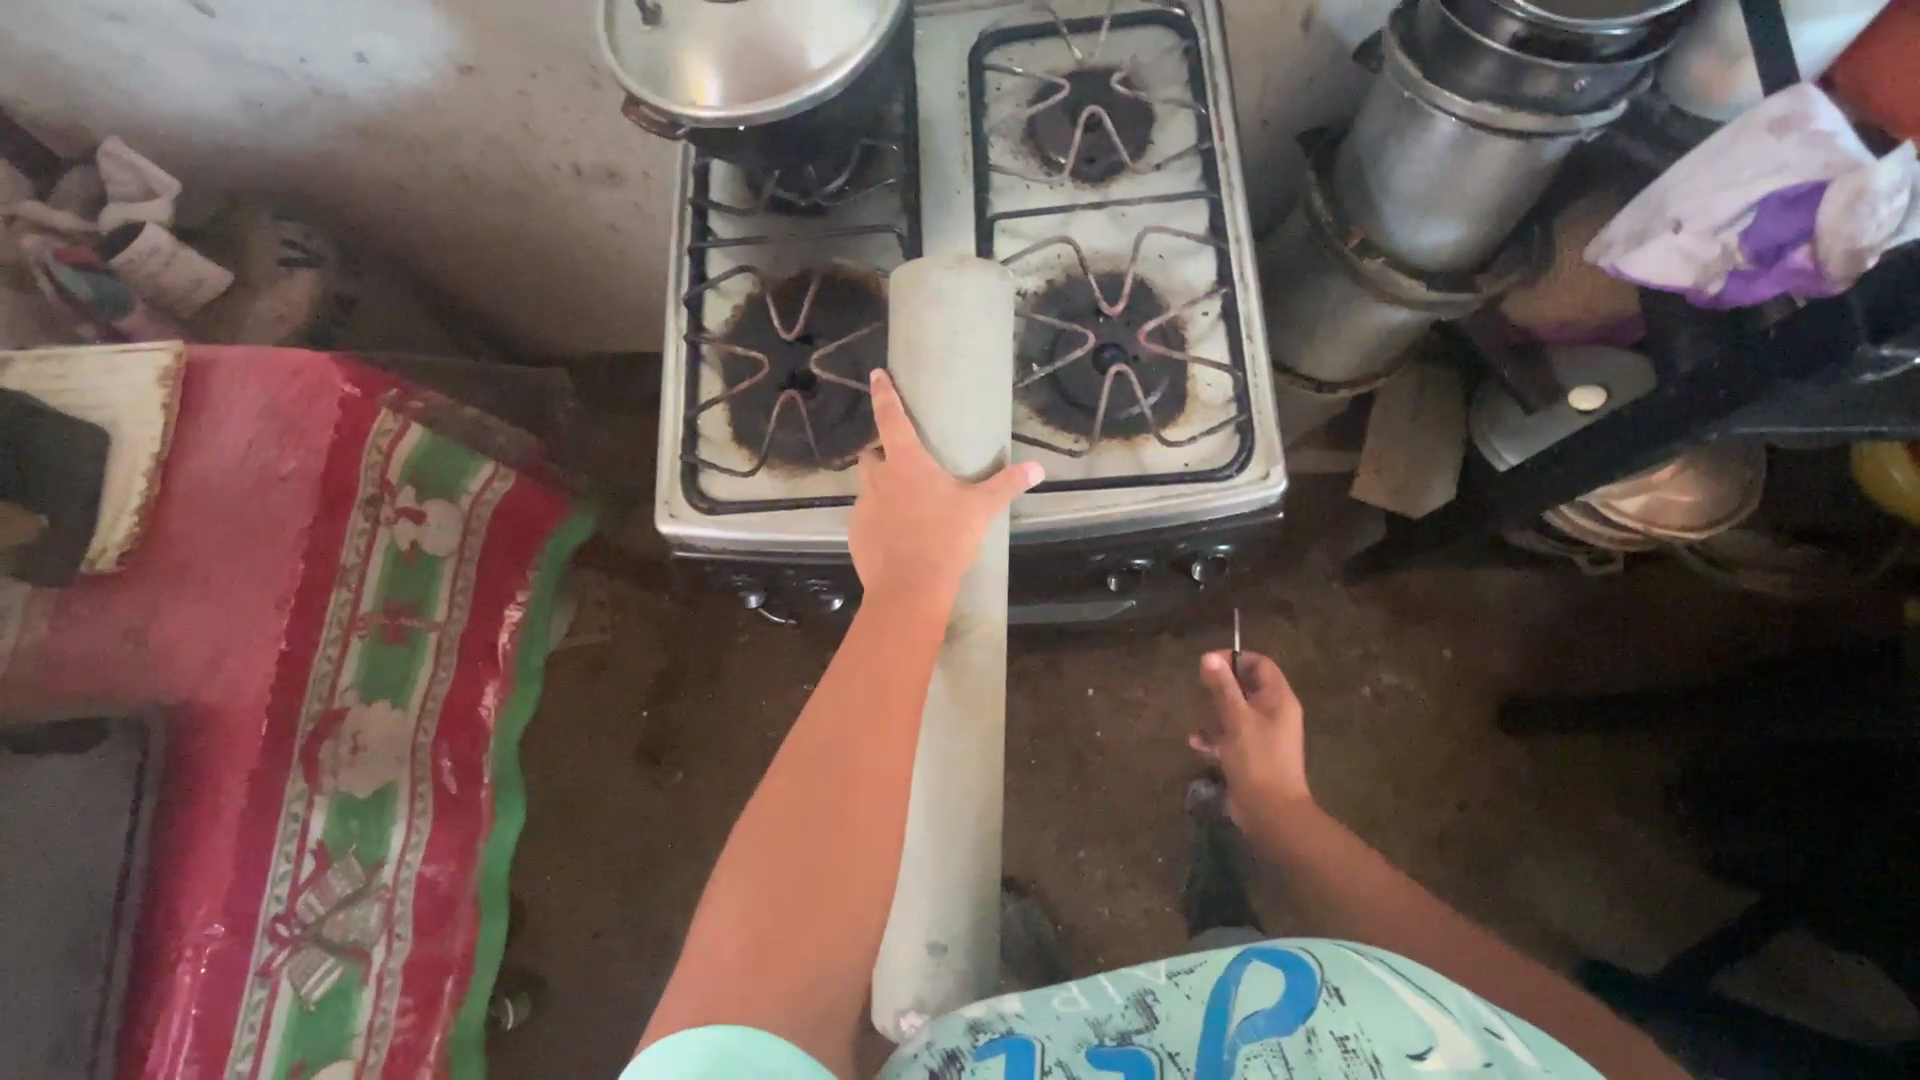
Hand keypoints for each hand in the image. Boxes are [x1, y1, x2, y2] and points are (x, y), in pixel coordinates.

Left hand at [850, 369, 1042, 598]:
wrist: (910, 588)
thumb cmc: (946, 539)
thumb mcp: (981, 509)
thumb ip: (1006, 485)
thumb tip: (1038, 468)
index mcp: (906, 463)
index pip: (891, 418)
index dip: (884, 394)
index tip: (876, 375)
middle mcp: (878, 479)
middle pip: (871, 455)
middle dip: (882, 455)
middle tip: (903, 466)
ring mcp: (863, 507)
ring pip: (868, 488)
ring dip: (882, 490)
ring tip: (905, 507)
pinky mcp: (856, 534)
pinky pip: (866, 519)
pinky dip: (878, 521)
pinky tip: (897, 537)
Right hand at [1191, 650, 1311, 827]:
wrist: (1271, 812)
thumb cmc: (1257, 760)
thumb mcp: (1237, 719)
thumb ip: (1223, 687)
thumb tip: (1209, 657)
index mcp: (1279, 700)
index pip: (1260, 665)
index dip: (1235, 659)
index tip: (1209, 664)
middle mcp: (1274, 714)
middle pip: (1247, 687)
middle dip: (1222, 687)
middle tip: (1200, 689)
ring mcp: (1263, 736)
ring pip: (1236, 712)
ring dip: (1215, 713)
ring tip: (1200, 718)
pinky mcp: (1251, 755)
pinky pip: (1231, 737)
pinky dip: (1214, 738)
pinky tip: (1198, 744)